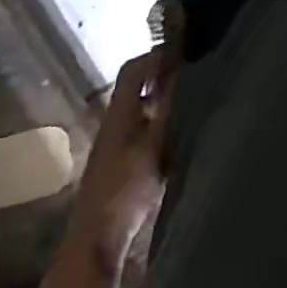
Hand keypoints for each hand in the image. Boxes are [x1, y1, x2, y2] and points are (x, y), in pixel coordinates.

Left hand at [71, 47, 176, 250]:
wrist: (97, 236)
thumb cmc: (127, 186)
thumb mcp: (156, 144)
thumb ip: (168, 108)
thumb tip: (181, 74)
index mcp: (120, 111)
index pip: (134, 69)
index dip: (156, 56)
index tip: (183, 51)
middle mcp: (113, 120)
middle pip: (134, 85)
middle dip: (159, 73)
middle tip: (189, 70)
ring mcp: (112, 140)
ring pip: (136, 104)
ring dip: (158, 95)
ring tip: (187, 94)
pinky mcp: (116, 159)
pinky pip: (137, 123)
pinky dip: (156, 115)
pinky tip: (173, 128)